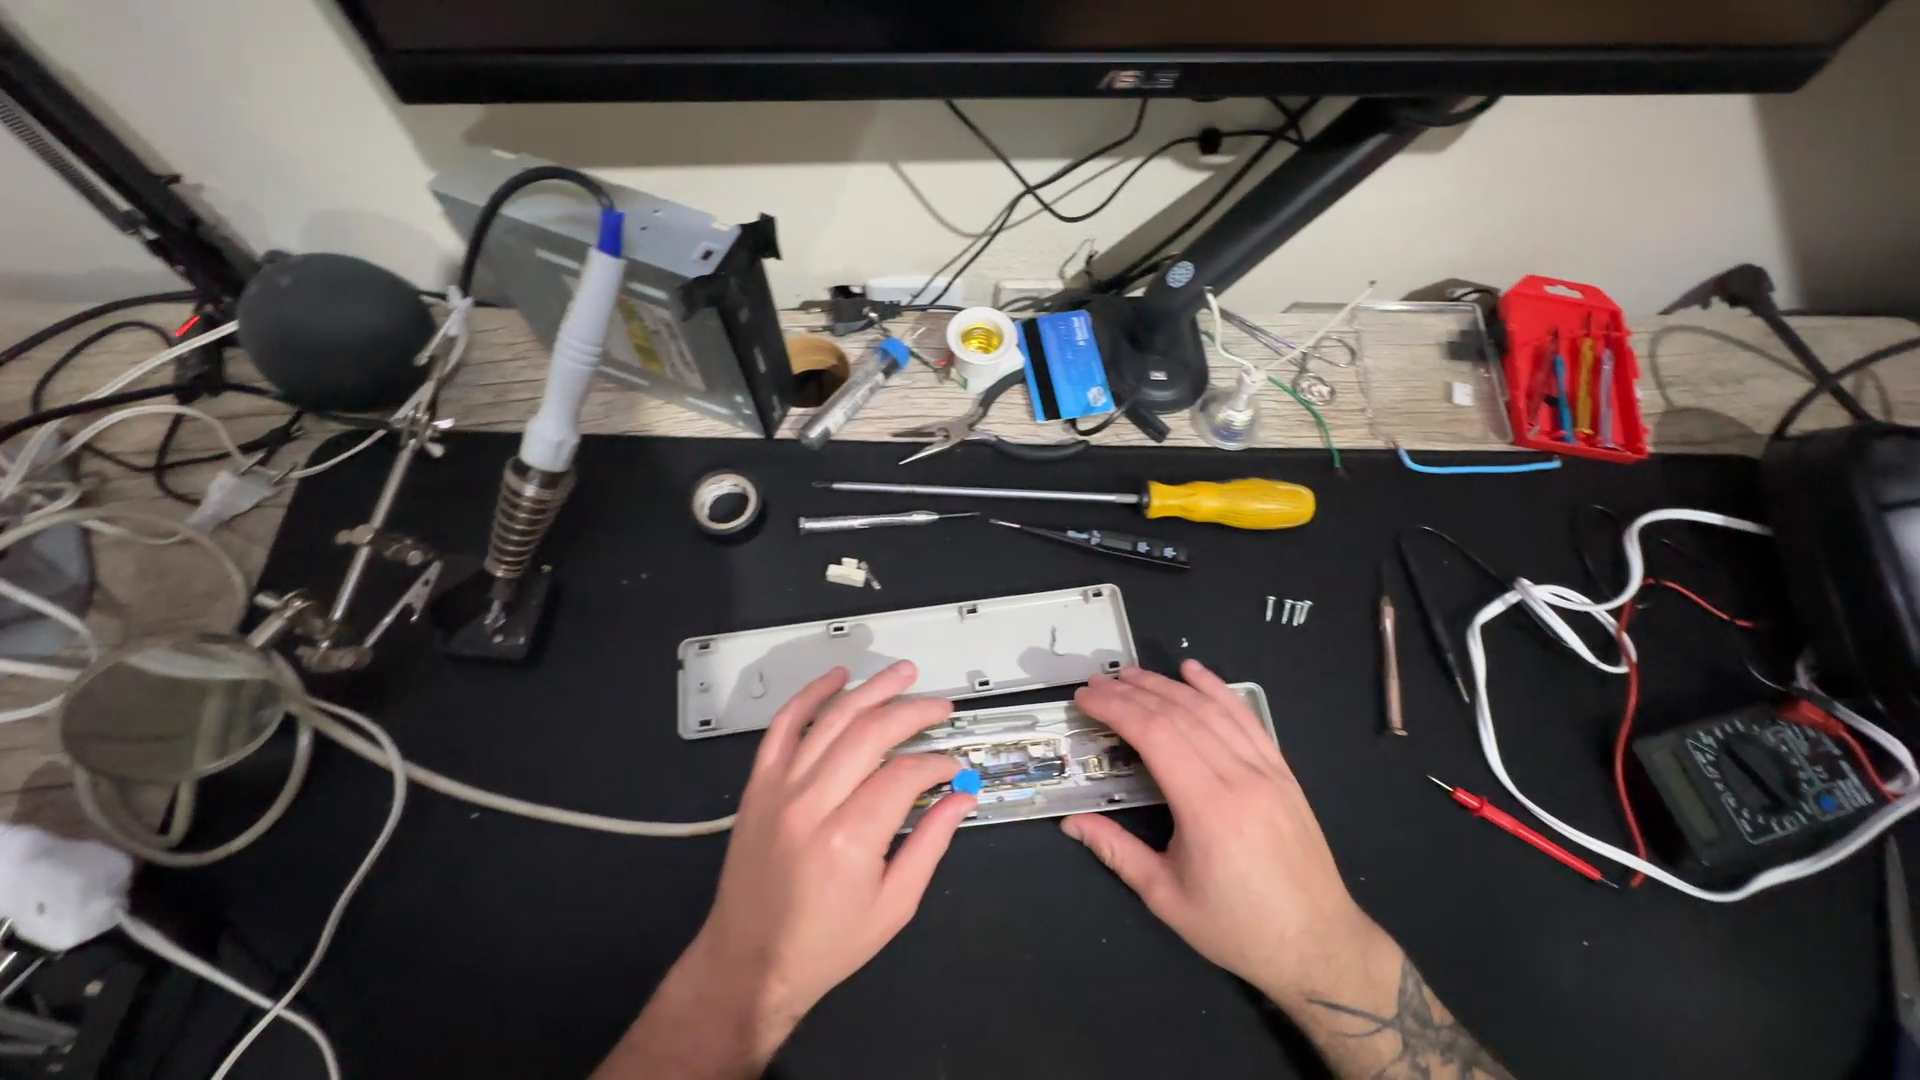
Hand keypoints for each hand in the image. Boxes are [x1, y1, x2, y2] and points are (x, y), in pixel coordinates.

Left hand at [671, 662, 974, 1058]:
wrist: (748, 961)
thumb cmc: (826, 945)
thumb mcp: (894, 906)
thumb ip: (931, 844)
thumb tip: (962, 797)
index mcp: (849, 838)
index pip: (905, 774)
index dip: (938, 764)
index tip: (954, 768)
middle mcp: (812, 803)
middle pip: (870, 733)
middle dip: (913, 712)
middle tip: (941, 708)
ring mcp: (779, 789)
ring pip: (831, 719)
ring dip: (871, 690)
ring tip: (903, 673)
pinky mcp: (758, 785)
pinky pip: (783, 727)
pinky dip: (810, 696)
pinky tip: (837, 677)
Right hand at [1061, 660, 1385, 1004]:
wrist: (1318, 944)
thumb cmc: (1237, 927)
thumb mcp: (1166, 896)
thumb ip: (1116, 852)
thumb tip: (1071, 822)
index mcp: (1208, 807)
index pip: (1155, 735)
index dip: (1117, 708)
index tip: (1086, 698)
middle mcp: (1240, 777)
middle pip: (1179, 714)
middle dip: (1133, 692)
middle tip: (1097, 683)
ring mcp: (1267, 770)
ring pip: (1212, 710)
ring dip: (1168, 685)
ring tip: (1132, 674)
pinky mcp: (1284, 773)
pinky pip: (1247, 719)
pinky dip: (1218, 690)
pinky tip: (1195, 672)